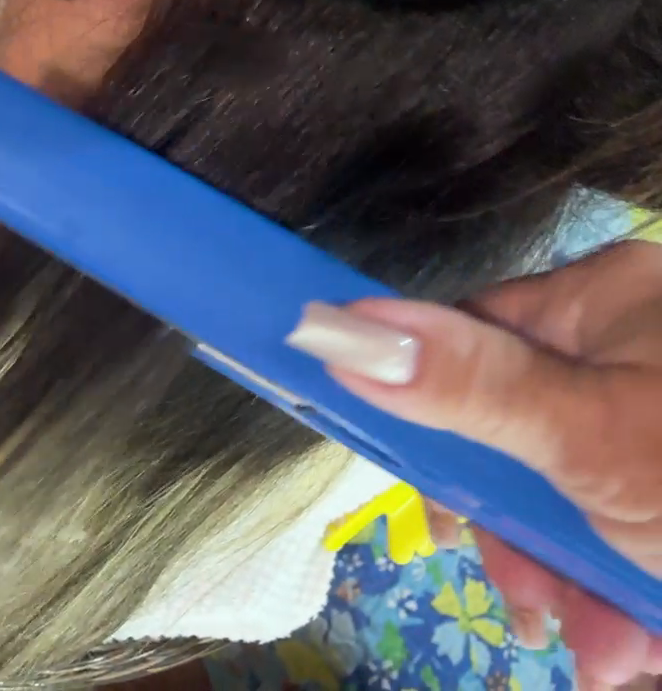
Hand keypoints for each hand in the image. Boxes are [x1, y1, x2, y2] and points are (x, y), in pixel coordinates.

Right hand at [291, 240, 661, 687]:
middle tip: (524, 600)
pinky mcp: (660, 457)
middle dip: (510, 522)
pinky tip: (632, 635)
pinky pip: (613, 501)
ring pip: (560, 474)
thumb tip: (319, 323)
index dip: (419, 416)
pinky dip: (613, 571)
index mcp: (606, 299)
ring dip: (560, 566)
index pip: (451, 337)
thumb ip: (457, 380)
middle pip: (504, 420)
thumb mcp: (595, 443)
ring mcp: (656, 403)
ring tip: (599, 648)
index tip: (431, 507)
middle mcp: (633, 340)